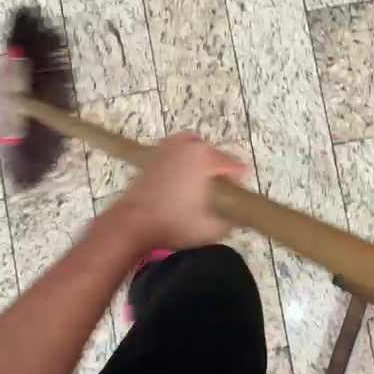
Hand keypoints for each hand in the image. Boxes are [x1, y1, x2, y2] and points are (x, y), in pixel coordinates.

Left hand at [102, 132, 245, 250]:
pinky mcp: (154, 153)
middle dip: (221, 169)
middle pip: (215, 153)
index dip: (239, 182)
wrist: (132, 222)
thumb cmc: (174, 223)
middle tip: (220, 192)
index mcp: (206, 158)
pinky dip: (183, 159)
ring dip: (202, 160)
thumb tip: (240, 217)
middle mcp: (189, 145)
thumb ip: (232, 220)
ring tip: (201, 181)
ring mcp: (169, 146)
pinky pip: (177, 150)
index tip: (239, 198)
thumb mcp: (212, 228)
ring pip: (195, 147)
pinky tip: (182, 178)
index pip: (234, 165)